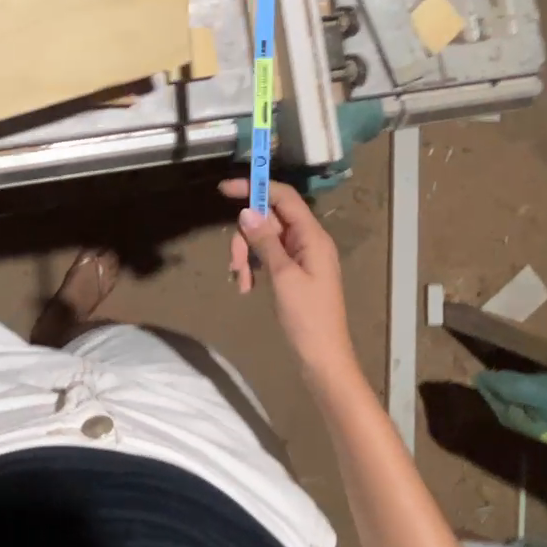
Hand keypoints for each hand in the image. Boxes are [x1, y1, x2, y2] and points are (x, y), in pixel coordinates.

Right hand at [218, 179, 354, 374]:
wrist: (322, 358)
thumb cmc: (307, 317)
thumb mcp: (283, 276)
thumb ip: (265, 241)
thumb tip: (247, 211)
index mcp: (312, 237)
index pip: (283, 197)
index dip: (255, 188)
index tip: (225, 189)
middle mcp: (307, 241)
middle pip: (268, 219)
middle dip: (246, 235)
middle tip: (235, 262)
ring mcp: (300, 258)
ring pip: (263, 238)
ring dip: (246, 255)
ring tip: (241, 280)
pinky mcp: (292, 273)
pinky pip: (267, 257)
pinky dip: (253, 266)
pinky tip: (246, 286)